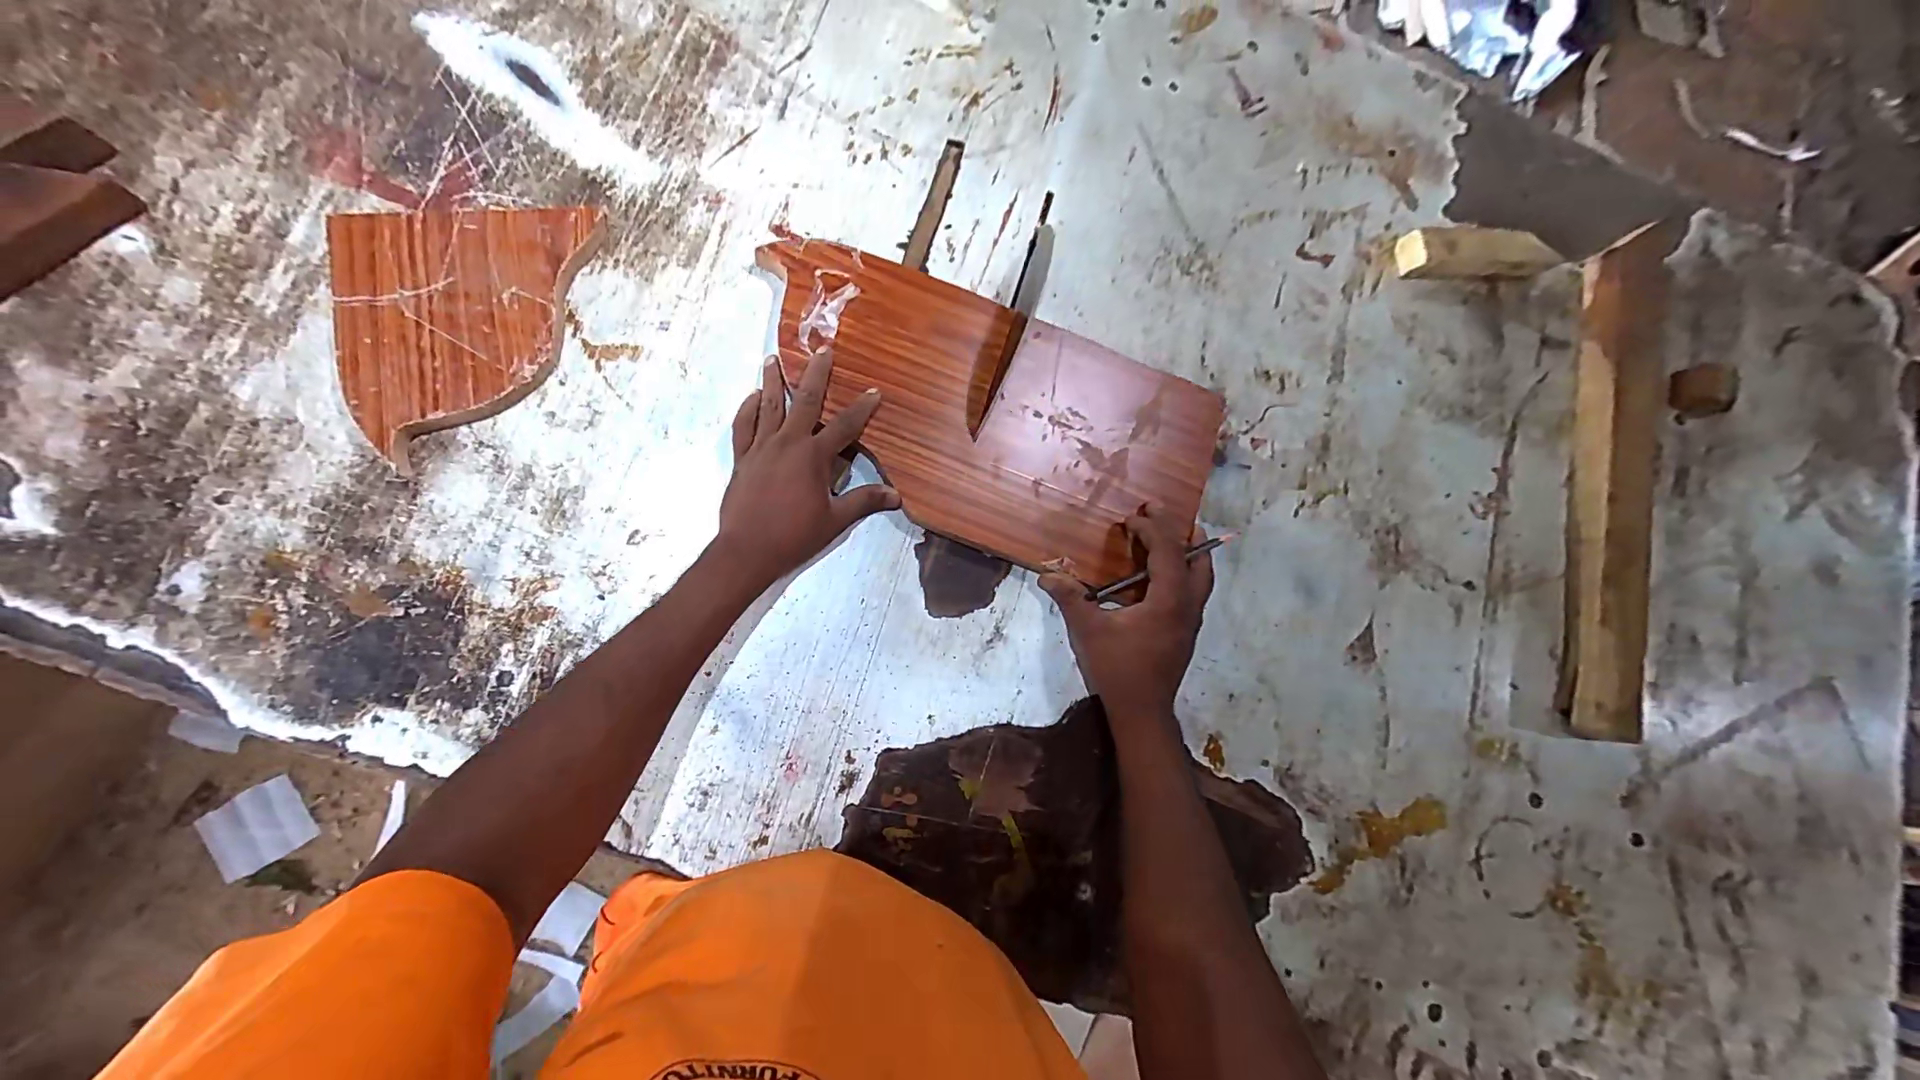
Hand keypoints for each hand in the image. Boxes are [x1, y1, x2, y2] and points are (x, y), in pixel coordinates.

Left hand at [715, 350, 899, 588]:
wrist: (746, 550)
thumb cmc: (793, 536)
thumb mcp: (834, 520)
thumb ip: (864, 502)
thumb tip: (895, 495)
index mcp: (813, 457)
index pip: (845, 427)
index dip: (862, 408)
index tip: (874, 391)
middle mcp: (787, 444)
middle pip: (804, 401)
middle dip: (816, 375)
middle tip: (822, 350)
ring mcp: (760, 448)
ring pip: (768, 406)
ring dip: (772, 381)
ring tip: (773, 359)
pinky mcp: (741, 459)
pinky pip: (743, 426)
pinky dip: (747, 409)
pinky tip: (751, 397)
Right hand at [1040, 506, 1213, 719]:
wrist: (1142, 711)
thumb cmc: (1117, 669)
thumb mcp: (1088, 630)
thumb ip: (1070, 599)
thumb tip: (1046, 574)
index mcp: (1169, 600)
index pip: (1167, 551)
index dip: (1151, 529)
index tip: (1131, 519)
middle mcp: (1188, 606)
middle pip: (1197, 559)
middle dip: (1181, 532)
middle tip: (1162, 514)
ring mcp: (1190, 621)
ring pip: (1201, 577)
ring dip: (1188, 552)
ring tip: (1174, 535)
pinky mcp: (1185, 632)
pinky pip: (1193, 591)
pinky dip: (1183, 572)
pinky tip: (1161, 576)